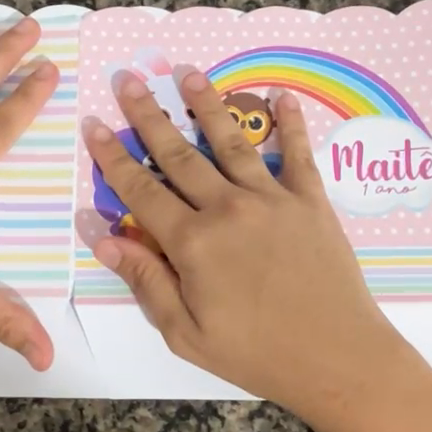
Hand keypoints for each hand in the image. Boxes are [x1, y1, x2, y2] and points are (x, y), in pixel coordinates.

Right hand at [81, 67, 431, 419]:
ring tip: (187, 73)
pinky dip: (290, 123)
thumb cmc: (256, 355)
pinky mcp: (311, 202)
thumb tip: (100, 236)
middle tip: (128, 79)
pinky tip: (281, 97)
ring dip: (205, 105)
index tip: (93, 126)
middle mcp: (228, 209)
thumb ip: (145, 280)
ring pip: (230, 142)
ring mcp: (272, 200)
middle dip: (148, 115)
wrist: (338, 358)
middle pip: (178, 154)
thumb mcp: (185, 333)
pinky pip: (297, 153)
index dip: (112, 158)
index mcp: (193, 243)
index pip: (140, 191)